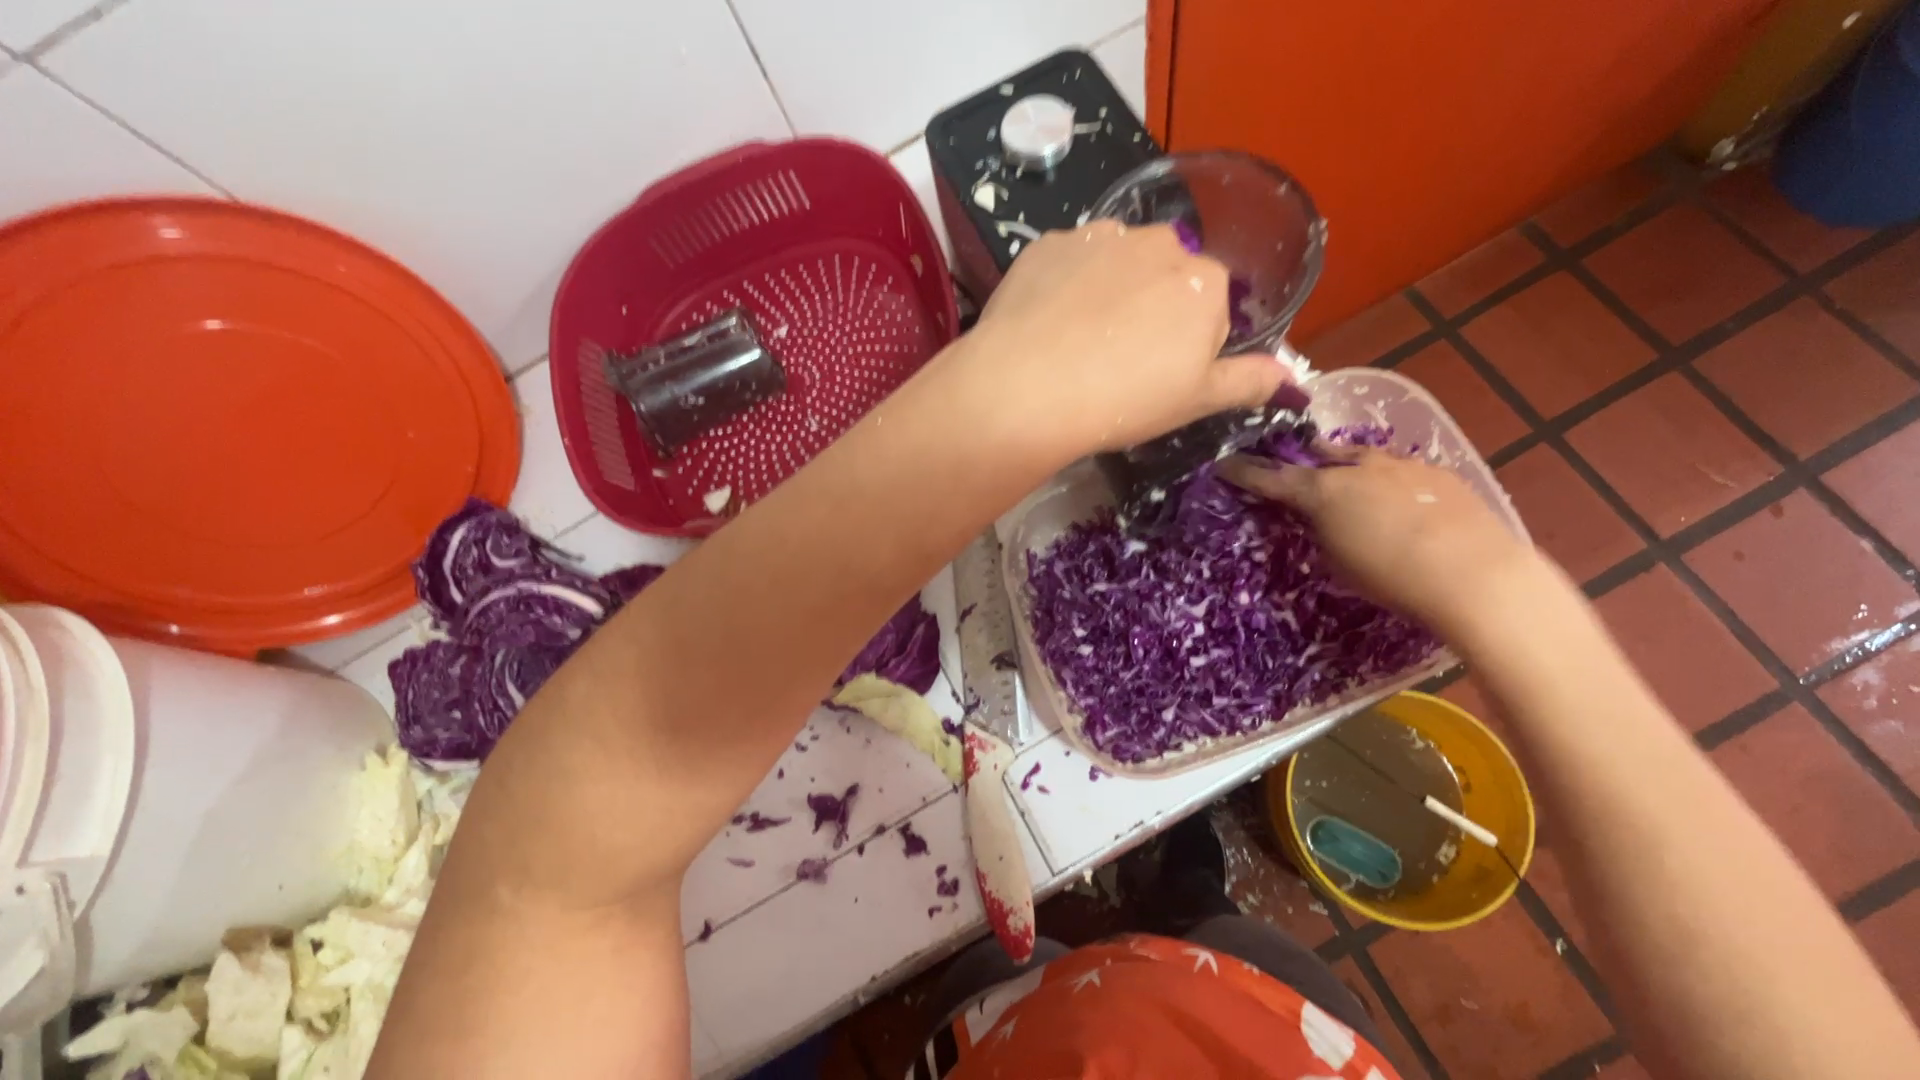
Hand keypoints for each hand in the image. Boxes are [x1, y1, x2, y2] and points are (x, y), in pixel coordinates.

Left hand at [955, 221, 1288, 453]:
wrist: (1028, 388)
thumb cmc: (1125, 399)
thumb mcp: (1197, 401)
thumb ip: (1248, 382)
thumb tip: (1294, 380)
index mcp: (1204, 280)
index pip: (1208, 304)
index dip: (1185, 342)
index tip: (1157, 374)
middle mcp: (1157, 243)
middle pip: (1163, 274)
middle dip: (1149, 307)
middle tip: (1117, 360)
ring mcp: (1098, 237)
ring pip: (1114, 262)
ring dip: (1106, 290)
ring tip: (1078, 342)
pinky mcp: (1047, 244)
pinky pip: (1067, 261)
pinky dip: (1063, 286)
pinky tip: (1046, 325)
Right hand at [1218, 449, 1538, 630]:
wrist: (1476, 575)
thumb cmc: (1393, 579)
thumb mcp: (1338, 564)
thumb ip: (1321, 535)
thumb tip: (1318, 522)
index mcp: (1322, 492)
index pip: (1270, 478)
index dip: (1244, 472)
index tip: (1224, 463)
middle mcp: (1357, 468)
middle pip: (1317, 456)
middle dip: (1301, 462)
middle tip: (1292, 471)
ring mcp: (1401, 465)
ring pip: (1361, 458)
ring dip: (1347, 467)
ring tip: (1346, 480)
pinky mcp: (1437, 473)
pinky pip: (1399, 470)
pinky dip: (1387, 480)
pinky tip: (1397, 501)